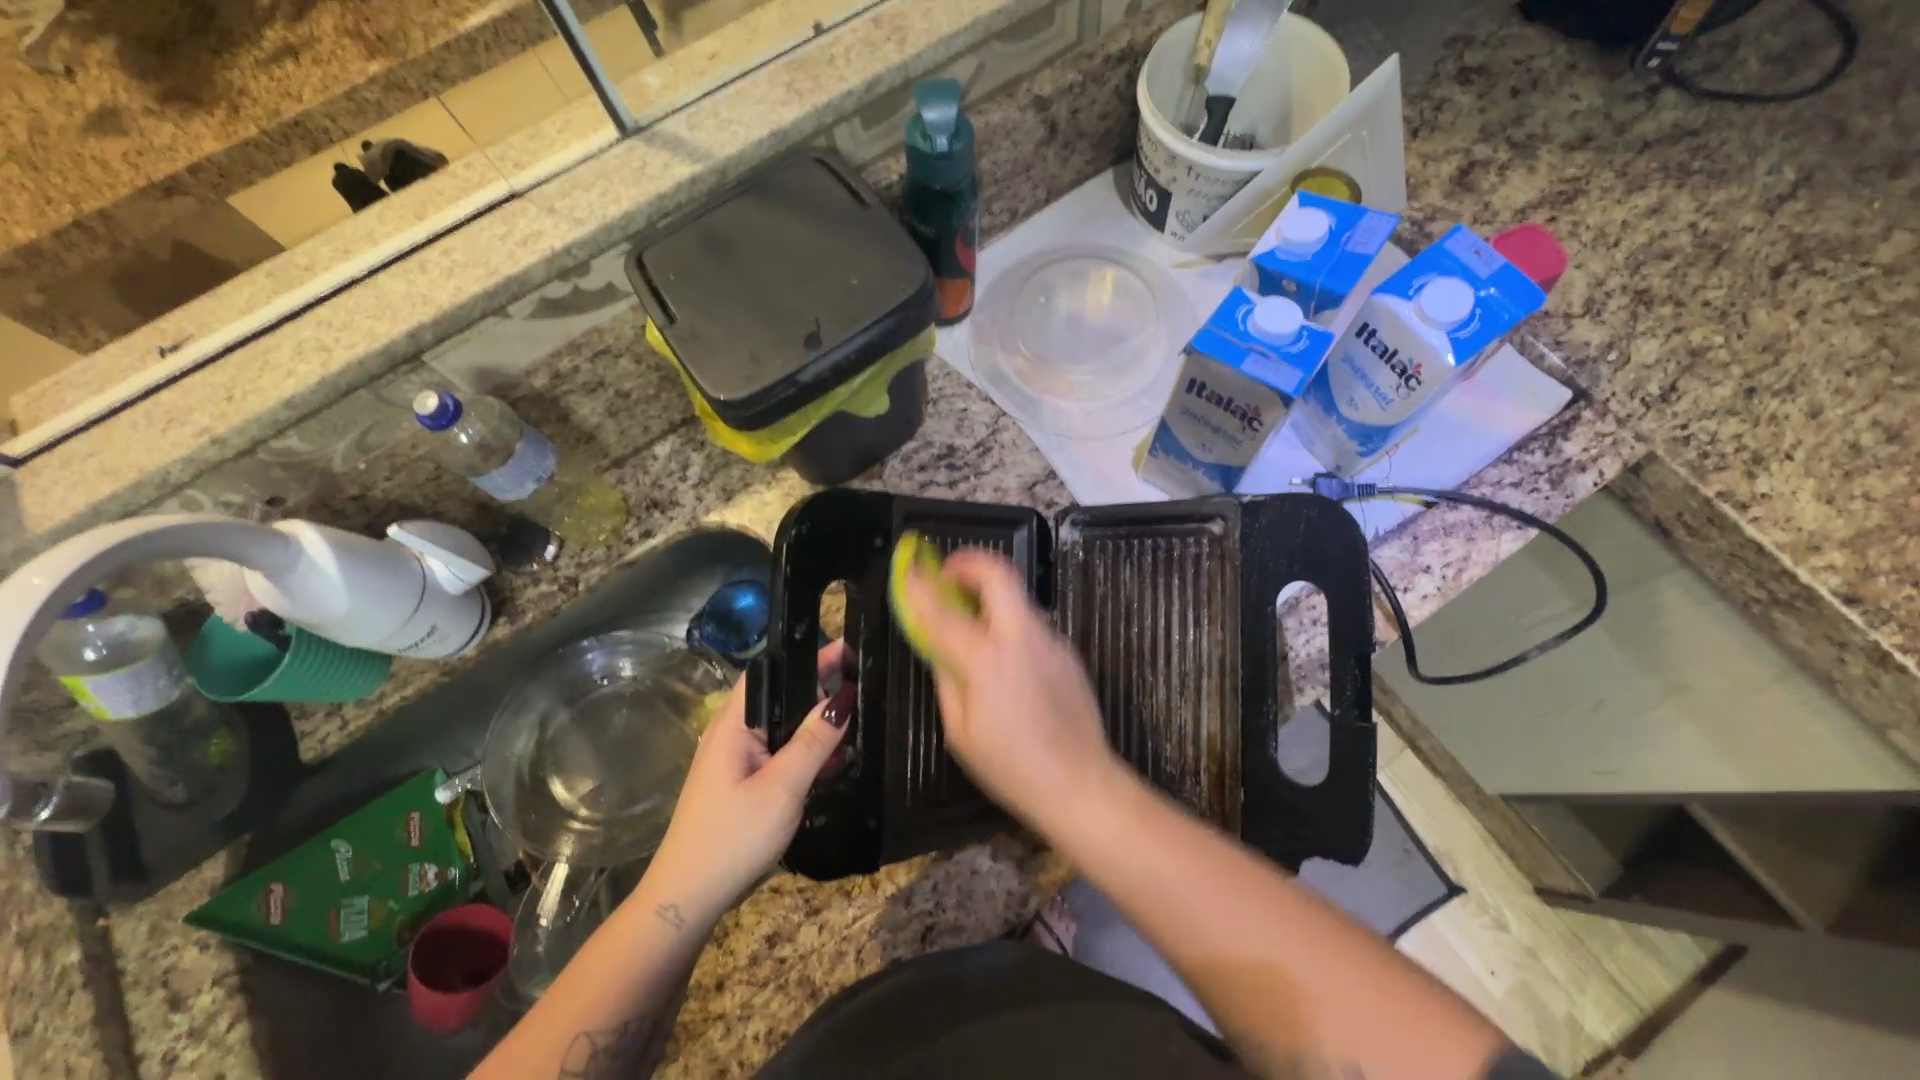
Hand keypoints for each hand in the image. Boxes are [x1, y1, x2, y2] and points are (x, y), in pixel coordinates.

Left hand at [643, 643, 853, 917]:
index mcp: (734, 723)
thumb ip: (814, 741)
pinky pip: (780, 751)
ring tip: (860, 719)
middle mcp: (733, 732)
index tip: (852, 650)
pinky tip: (836, 760)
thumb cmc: (733, 836)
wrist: (689, 896)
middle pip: (780, 695)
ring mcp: (737, 758)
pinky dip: (807, 750)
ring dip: (816, 722)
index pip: (772, 670)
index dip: (810, 654)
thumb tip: (846, 696)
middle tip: (865, 684)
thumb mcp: (782, 787)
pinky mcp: (744, 781)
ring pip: (783, 726)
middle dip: (820, 687)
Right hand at [898, 549, 1123, 831]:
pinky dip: (1011, 628)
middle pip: (998, 575)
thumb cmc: (1011, 768)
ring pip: (1018, 600)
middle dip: (970, 564)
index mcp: (987, 660)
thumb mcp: (960, 732)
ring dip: (992, 600)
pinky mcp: (1068, 654)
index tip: (908, 572)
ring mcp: (1051, 642)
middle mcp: (1022, 638)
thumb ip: (946, 681)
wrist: (1081, 785)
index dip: (921, 588)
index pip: (944, 611)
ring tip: (973, 627)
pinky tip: (1006, 664)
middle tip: (949, 575)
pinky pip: (1033, 628)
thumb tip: (937, 651)